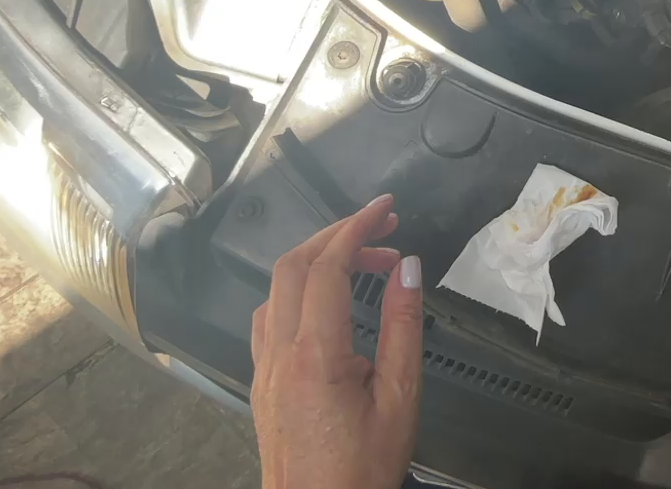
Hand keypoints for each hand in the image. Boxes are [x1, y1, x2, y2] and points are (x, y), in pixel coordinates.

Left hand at [251, 194, 423, 488]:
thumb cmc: (365, 462)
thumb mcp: (401, 392)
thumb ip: (403, 323)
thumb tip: (408, 266)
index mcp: (314, 355)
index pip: (327, 267)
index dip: (356, 227)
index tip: (386, 208)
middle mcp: (278, 356)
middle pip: (291, 267)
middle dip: (337, 233)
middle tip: (383, 226)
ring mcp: (263, 371)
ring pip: (276, 291)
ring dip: (319, 260)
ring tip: (368, 261)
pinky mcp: (262, 385)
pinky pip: (270, 318)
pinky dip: (302, 288)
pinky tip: (332, 300)